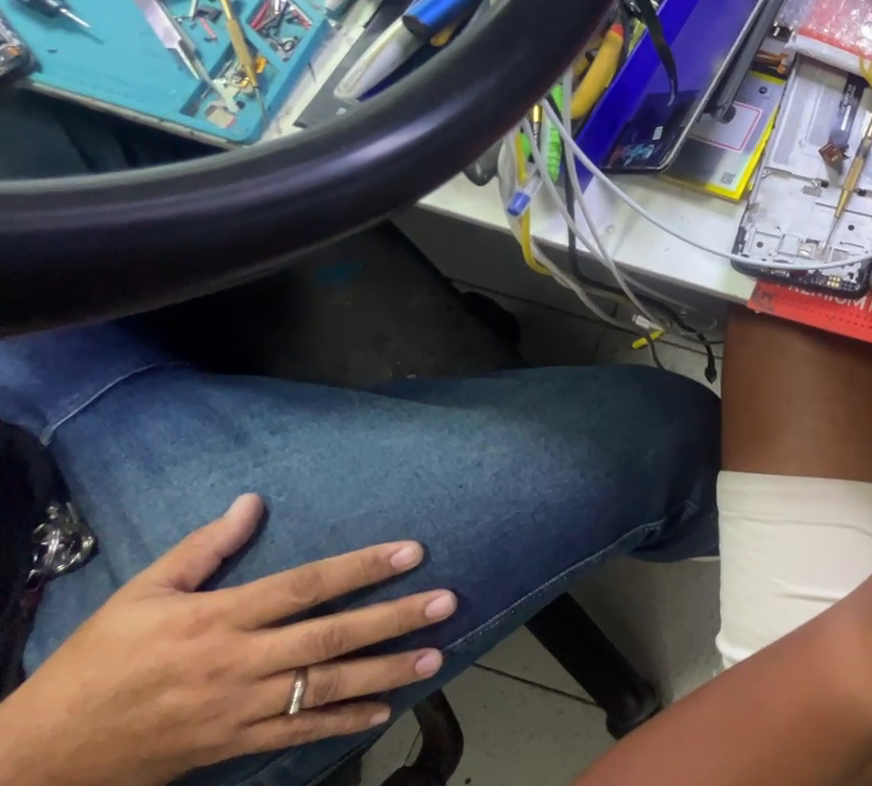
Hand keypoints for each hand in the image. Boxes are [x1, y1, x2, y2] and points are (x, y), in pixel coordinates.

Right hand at [1, 495, 456, 785]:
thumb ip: (203, 548)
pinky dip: (342, 722)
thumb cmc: (95, 663)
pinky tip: (385, 710)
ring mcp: (235, 708)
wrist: (36, 756)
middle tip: (447, 602)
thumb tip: (253, 500)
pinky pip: (296, 732)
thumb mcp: (139, 595)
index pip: (304, 585)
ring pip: (323, 687)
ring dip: (384, 671)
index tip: (413, 551)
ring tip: (436, 655)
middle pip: (329, 636)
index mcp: (216, 619)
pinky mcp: (230, 744)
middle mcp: (234, 662)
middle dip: (393, 618)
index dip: (361, 567)